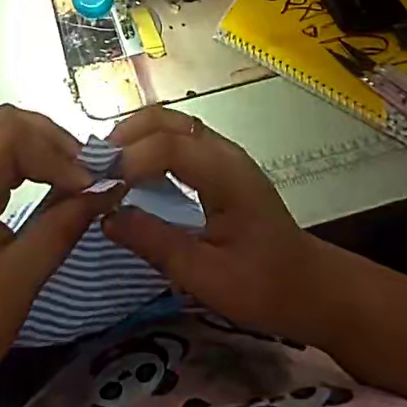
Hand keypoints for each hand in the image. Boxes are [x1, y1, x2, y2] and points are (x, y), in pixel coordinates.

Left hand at [0, 106, 123, 406]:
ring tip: (73, 171)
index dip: (55, 152)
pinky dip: (26, 156)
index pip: (10, 137)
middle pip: (3, 123)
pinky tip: (49, 177)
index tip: (90, 182)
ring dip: (39, 143)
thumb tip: (109, 186)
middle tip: (85, 170)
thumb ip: (65, 223)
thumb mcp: (23, 277)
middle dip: (49, 138)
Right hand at [102, 107, 343, 344]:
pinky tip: (134, 171)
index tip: (98, 183)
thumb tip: (106, 216)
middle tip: (95, 167)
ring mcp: (223, 153)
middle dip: (127, 135)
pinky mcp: (219, 164)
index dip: (129, 158)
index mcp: (224, 173)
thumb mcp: (205, 276)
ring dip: (136, 136)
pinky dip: (149, 145)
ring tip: (108, 167)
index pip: (168, 144)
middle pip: (167, 119)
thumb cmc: (262, 286)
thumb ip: (155, 242)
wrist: (311, 287)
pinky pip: (179, 138)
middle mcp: (223, 151)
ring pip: (172, 123)